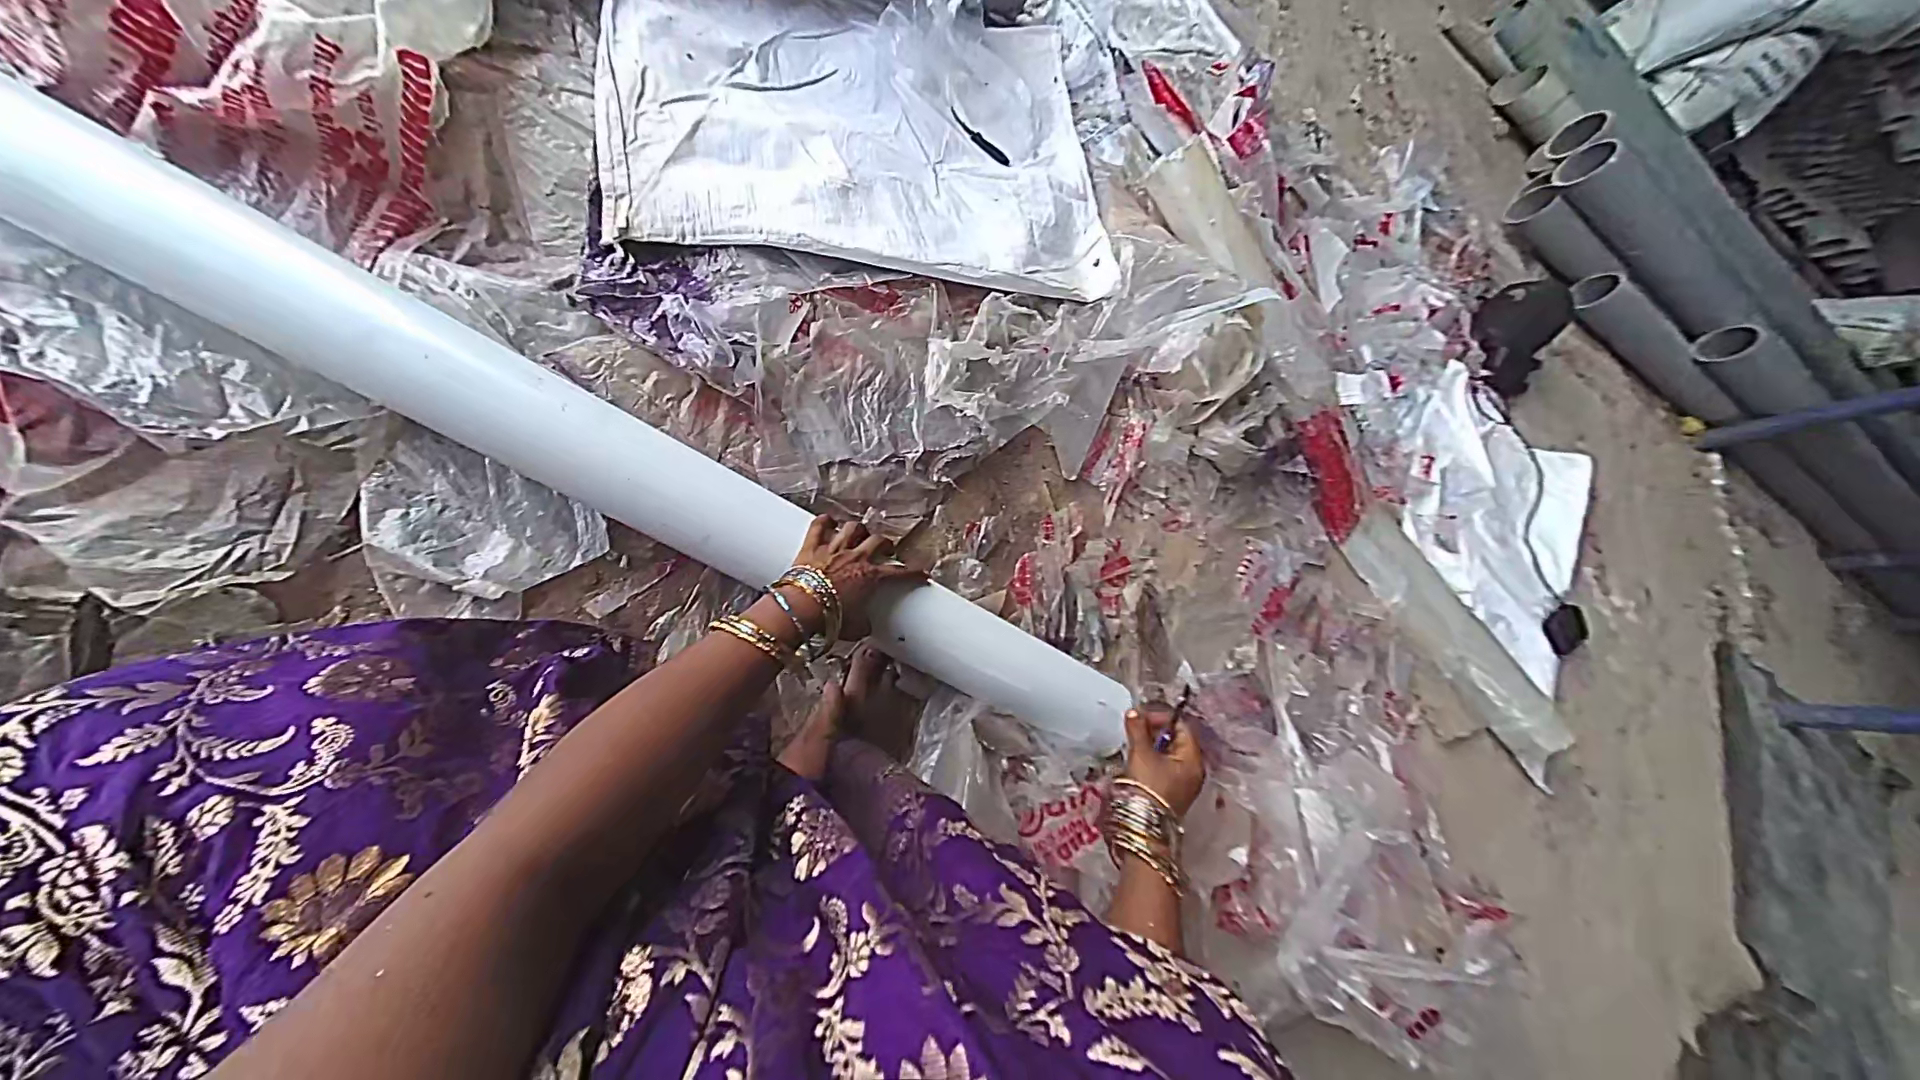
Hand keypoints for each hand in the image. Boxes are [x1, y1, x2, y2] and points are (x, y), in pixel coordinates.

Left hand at [784, 514, 922, 639]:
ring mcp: (833, 549)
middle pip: (878, 540)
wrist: (801, 610)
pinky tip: (828, 521)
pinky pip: (819, 525)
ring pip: (852, 527)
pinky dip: (825, 521)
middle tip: (886, 549)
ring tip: (859, 534)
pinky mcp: (812, 546)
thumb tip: (865, 626)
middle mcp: (855, 557)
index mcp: (870, 577)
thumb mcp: (854, 628)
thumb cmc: (829, 620)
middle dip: (885, 543)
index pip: (899, 572)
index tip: (922, 573)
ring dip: (858, 530)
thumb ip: (863, 624)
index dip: (914, 573)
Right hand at [1122, 702, 1202, 816]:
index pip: (1181, 726)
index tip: (1140, 716)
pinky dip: (1153, 758)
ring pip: (1170, 754)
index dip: (1161, 717)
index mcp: (1192, 757)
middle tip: (1135, 727)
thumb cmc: (1147, 787)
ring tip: (1133, 741)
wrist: (1144, 827)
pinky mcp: (1174, 792)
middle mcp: (1194, 769)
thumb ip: (1138, 729)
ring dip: (1152, 744)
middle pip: (1177, 739)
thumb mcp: (1141, 753)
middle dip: (1155, 730)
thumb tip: (1134, 712)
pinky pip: (1166, 766)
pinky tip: (1138, 759)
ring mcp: (1185, 783)